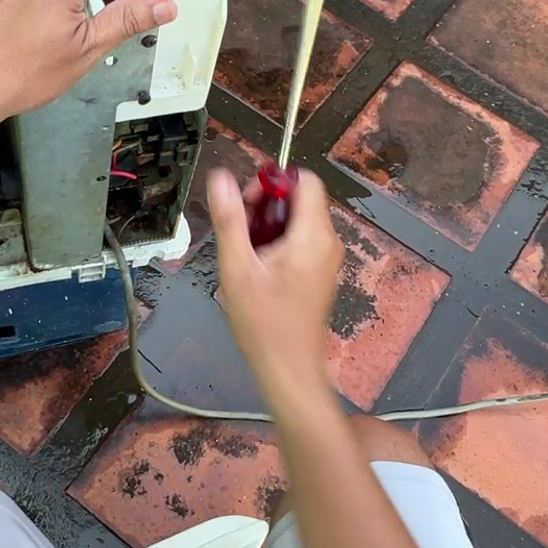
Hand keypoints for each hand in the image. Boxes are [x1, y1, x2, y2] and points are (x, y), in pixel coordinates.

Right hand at [207, 168, 343, 405]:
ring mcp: (327, 258)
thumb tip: (220, 177)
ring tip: (244, 254)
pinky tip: (257, 269)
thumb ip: (229, 219)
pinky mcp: (320, 273)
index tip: (245, 203)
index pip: (304, 180)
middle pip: (299, 199)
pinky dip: (277, 243)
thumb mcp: (237, 268)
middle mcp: (328, 241)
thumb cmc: (262, 322)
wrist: (289, 369)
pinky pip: (300, 241)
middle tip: (238, 232)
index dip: (273, 182)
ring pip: (297, 220)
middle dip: (265, 205)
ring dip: (267, 226)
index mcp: (313, 235)